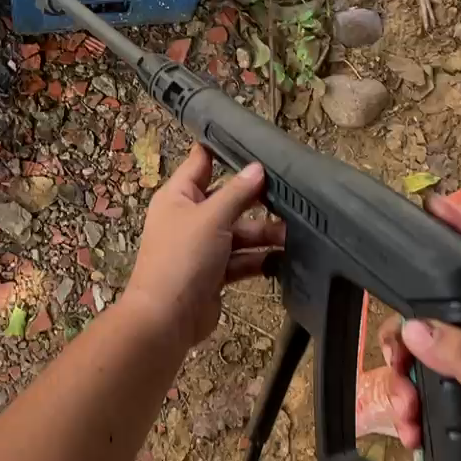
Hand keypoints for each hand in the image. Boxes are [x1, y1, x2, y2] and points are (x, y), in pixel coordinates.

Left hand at [122, 144, 284, 349]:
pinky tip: (283, 258)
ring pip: (237, 232)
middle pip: (227, 200)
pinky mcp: (213, 273)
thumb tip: (257, 168)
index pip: (201, 163)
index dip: (223, 150)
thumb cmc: (182, 258)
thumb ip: (237, 193)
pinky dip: (258, 259)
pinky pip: (240, 259)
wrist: (167, 318)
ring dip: (263, 233)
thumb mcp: (211, 218)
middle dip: (256, 199)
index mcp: (177, 196)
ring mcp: (201, 247)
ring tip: (294, 234)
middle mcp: (188, 218)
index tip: (254, 142)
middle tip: (291, 194)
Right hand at [375, 194, 460, 460]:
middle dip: (410, 337)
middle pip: (443, 313)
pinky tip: (410, 432)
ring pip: (428, 354)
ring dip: (407, 381)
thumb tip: (411, 325)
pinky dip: (413, 406)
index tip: (433, 206)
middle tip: (394, 359)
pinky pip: (428, 389)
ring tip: (405, 414)